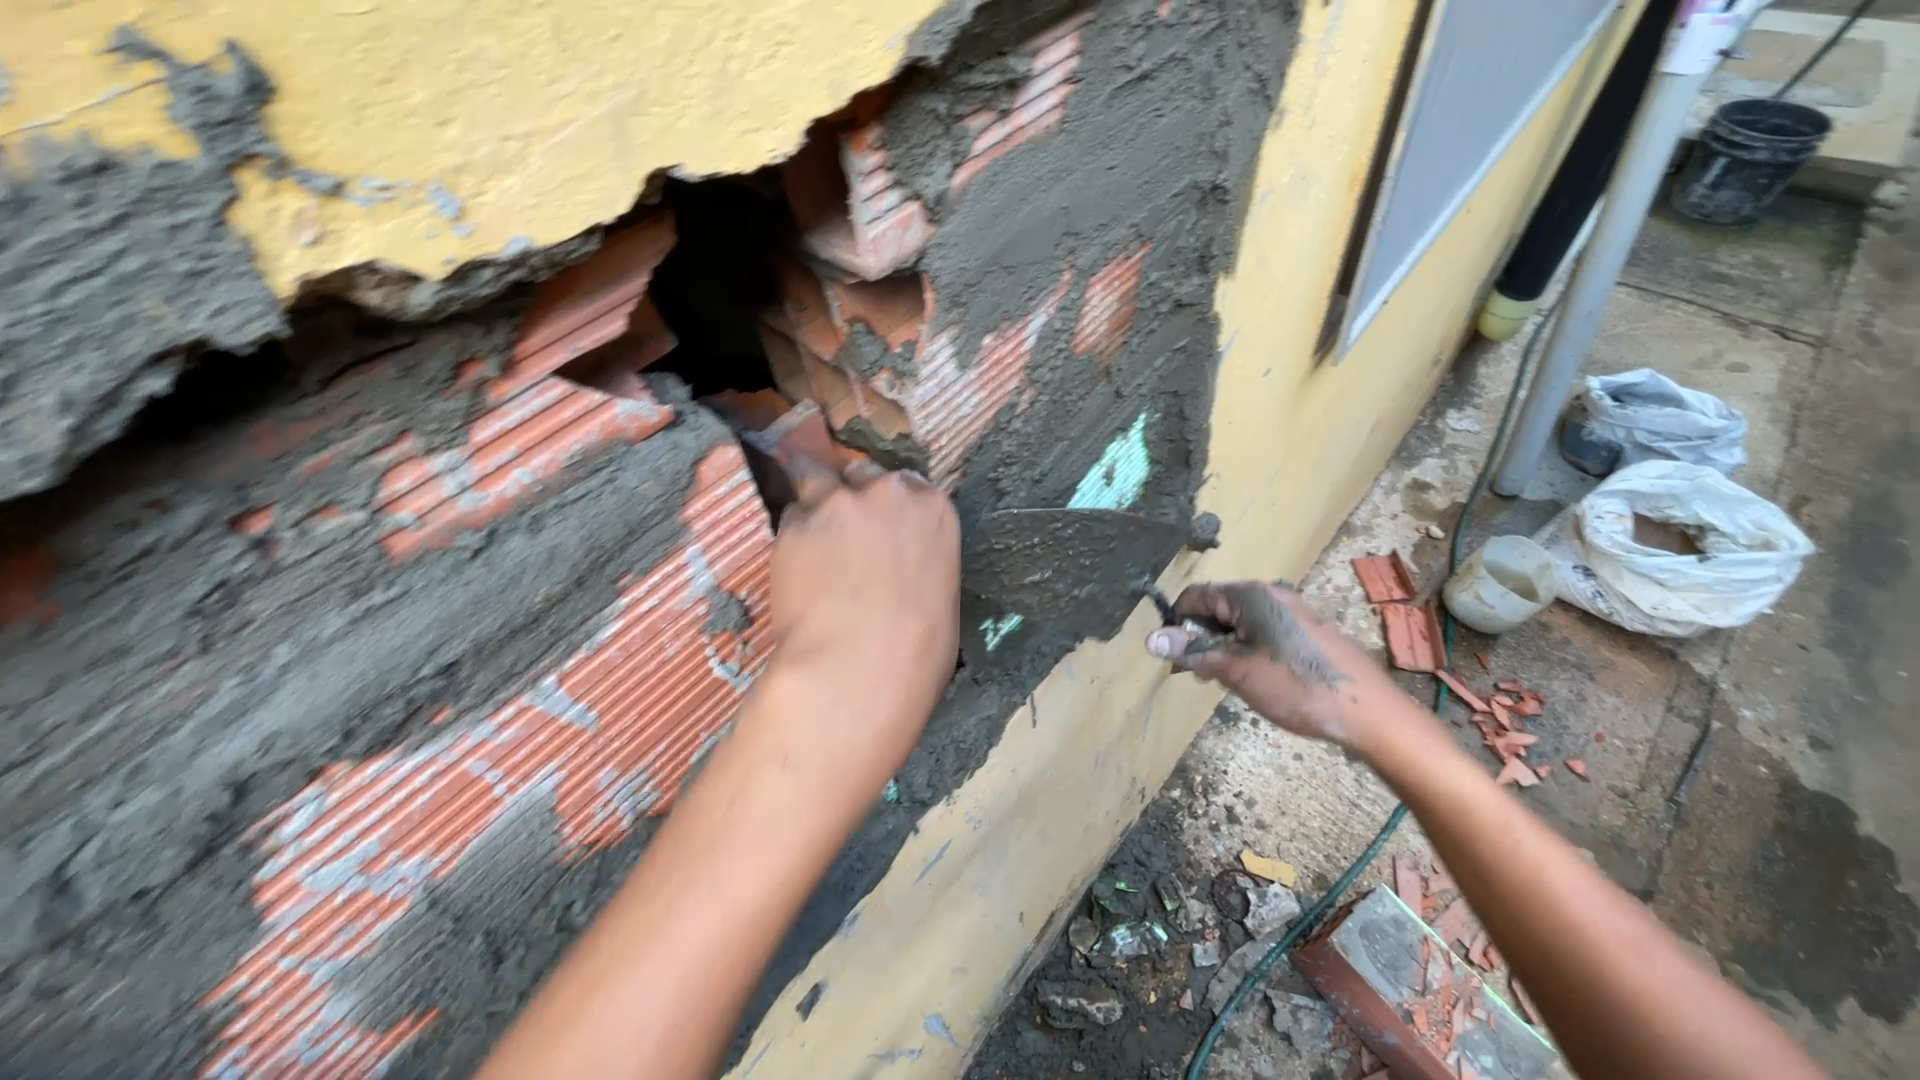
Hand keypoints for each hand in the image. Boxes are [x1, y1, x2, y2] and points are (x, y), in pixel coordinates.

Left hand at [760, 454, 959, 778]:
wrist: (859, 669)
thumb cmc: (917, 651)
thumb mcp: (941, 595)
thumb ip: (920, 559)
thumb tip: (901, 568)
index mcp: (934, 510)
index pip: (906, 485)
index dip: (887, 506)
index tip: (880, 528)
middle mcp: (889, 493)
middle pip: (861, 476)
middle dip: (852, 500)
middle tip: (845, 541)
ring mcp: (839, 503)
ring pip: (817, 484)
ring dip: (815, 509)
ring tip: (811, 550)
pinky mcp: (795, 523)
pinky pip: (789, 520)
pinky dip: (790, 540)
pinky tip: (794, 573)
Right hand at [1145, 581, 1405, 752]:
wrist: (1367, 711)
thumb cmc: (1296, 685)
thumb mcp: (1235, 669)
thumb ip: (1192, 651)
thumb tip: (1151, 639)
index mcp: (1250, 594)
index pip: (1195, 595)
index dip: (1177, 624)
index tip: (1174, 658)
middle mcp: (1270, 594)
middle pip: (1217, 607)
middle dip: (1201, 638)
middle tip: (1201, 675)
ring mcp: (1291, 612)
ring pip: (1239, 624)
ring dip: (1224, 649)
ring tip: (1228, 681)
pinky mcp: (1305, 633)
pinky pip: (1261, 634)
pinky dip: (1247, 652)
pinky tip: (1255, 680)